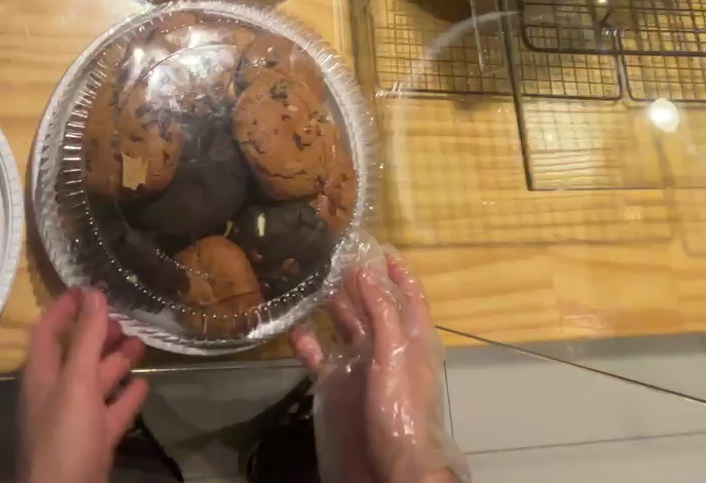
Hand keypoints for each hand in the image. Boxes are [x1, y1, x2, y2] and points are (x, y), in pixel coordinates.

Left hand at [19, 287, 148, 482]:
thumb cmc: (64, 437)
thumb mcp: (76, 381)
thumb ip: (86, 337)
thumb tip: (93, 292)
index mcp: (43, 375)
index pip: (47, 331)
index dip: (64, 308)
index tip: (87, 288)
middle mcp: (56, 394)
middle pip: (76, 354)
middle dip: (98, 334)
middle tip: (123, 318)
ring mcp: (75, 421)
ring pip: (96, 381)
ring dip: (117, 361)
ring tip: (142, 344)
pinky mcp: (94, 443)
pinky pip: (111, 412)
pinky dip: (126, 397)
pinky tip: (144, 385)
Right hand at [292, 251, 460, 482]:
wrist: (391, 468)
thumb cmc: (402, 406)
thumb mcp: (396, 353)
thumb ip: (383, 311)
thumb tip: (365, 270)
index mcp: (411, 337)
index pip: (409, 293)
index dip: (397, 270)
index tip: (377, 245)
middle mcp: (387, 345)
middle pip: (371, 304)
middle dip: (355, 278)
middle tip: (330, 252)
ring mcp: (361, 365)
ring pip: (344, 324)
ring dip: (330, 303)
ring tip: (309, 277)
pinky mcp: (338, 385)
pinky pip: (319, 356)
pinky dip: (307, 341)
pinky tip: (294, 326)